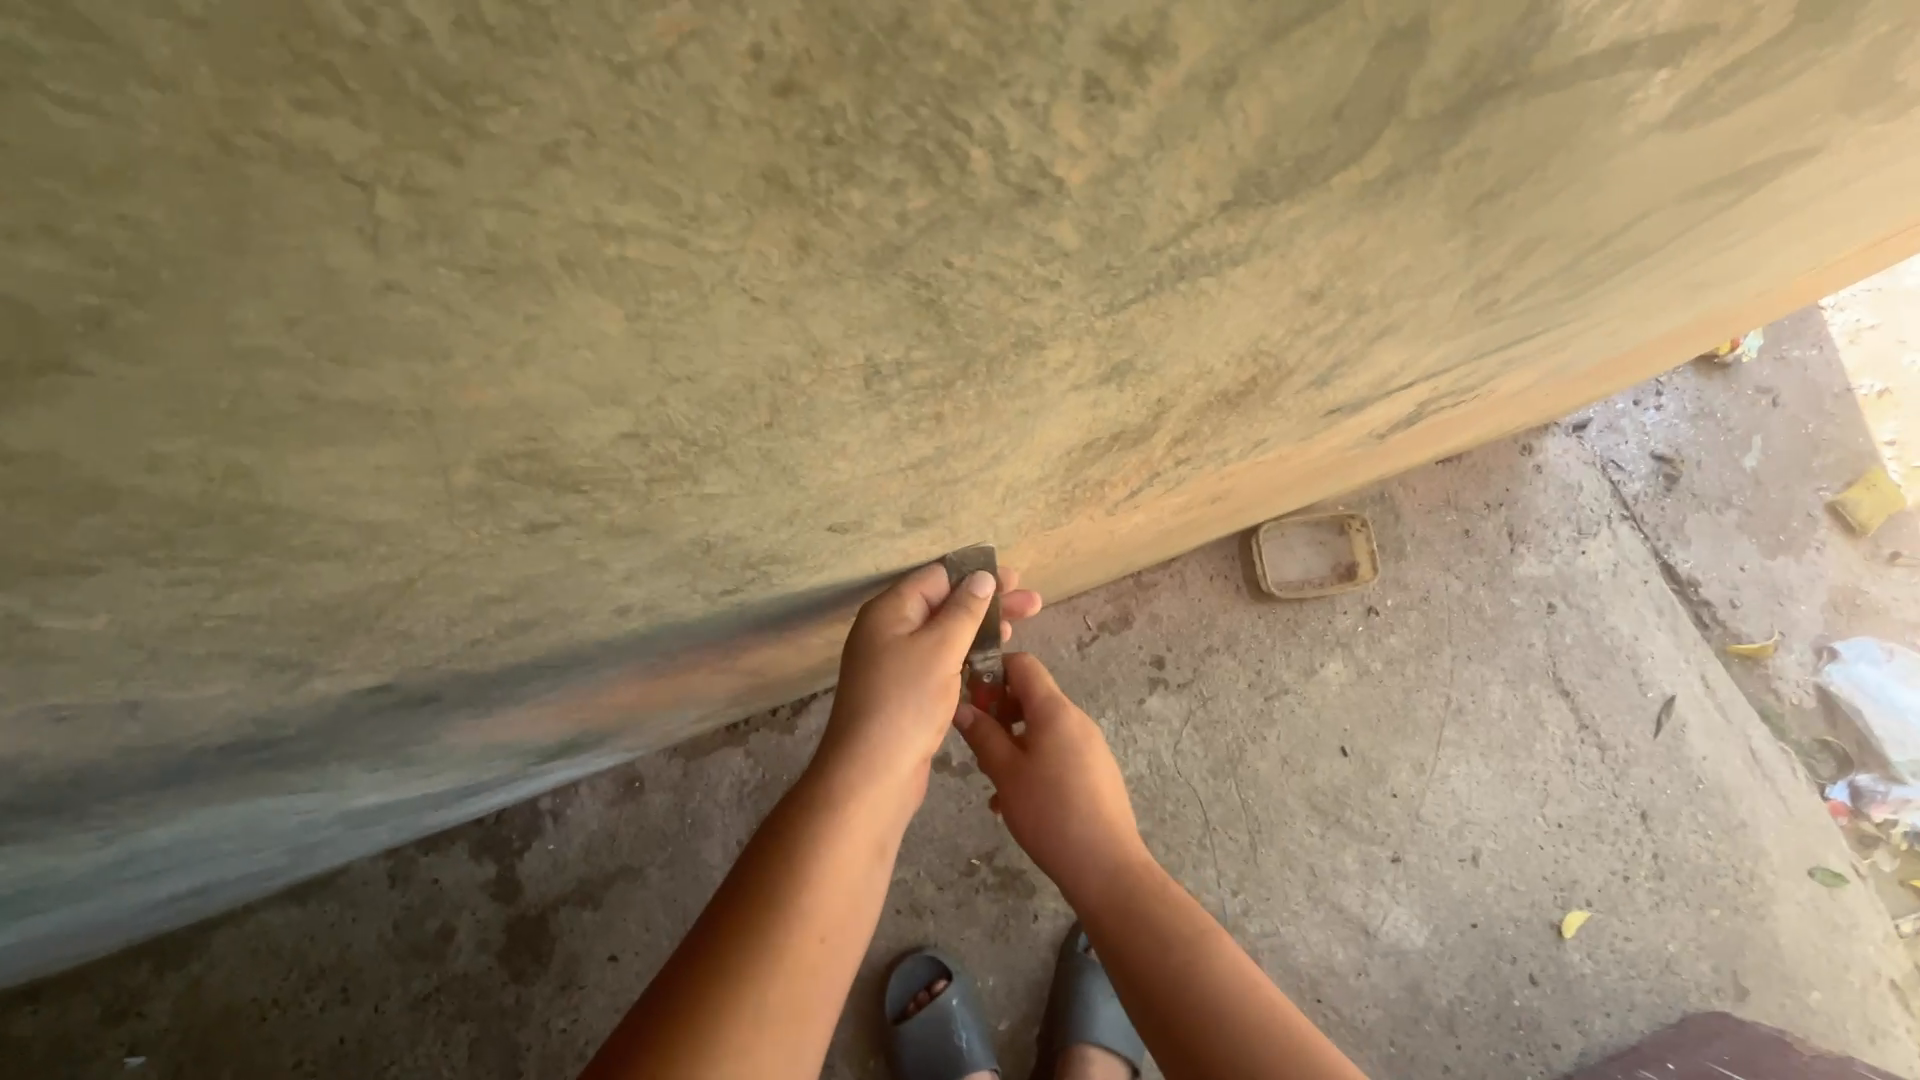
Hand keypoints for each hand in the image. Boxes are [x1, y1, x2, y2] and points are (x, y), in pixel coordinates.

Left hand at [814, 562, 1041, 801]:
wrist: (872, 773)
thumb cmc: (906, 702)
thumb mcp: (940, 648)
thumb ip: (964, 611)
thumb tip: (982, 577)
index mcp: (890, 611)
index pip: (937, 577)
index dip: (977, 575)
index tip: (1014, 578)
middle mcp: (889, 630)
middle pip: (944, 604)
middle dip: (988, 602)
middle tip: (1032, 602)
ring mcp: (896, 662)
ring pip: (944, 634)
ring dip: (980, 629)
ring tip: (1017, 628)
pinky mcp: (906, 691)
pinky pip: (940, 661)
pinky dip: (966, 656)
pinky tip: (993, 661)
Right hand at [953, 652, 1150, 900]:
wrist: (1106, 866)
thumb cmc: (1049, 812)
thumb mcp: (1005, 772)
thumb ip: (982, 735)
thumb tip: (961, 708)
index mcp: (1055, 710)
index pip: (1023, 664)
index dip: (993, 672)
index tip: (972, 701)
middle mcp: (1076, 720)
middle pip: (1032, 697)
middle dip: (999, 714)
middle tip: (977, 746)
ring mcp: (1090, 747)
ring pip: (1042, 730)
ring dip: (1013, 744)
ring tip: (993, 780)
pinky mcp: (1095, 773)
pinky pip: (1057, 754)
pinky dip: (1033, 764)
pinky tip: (1016, 802)